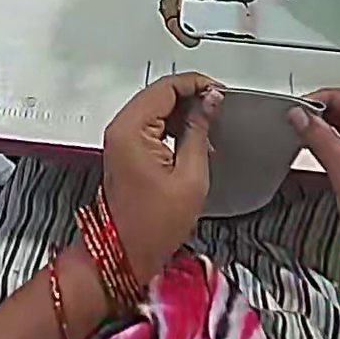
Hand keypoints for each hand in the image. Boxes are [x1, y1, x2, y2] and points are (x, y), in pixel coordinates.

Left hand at [100, 73, 221, 279]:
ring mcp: (121, 138)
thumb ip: (199, 129)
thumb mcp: (190, 175)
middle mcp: (121, 128)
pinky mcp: (125, 148)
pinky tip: (192, 137)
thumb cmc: (155, 223)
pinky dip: (173, 124)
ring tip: (208, 124)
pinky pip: (151, 122)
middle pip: (159, 93)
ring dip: (182, 110)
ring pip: (155, 106)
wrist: (125, 254)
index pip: (166, 87)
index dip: (196, 84)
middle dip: (190, 96)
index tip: (218, 91)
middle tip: (217, 105)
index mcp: (132, 129)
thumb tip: (210, 101)